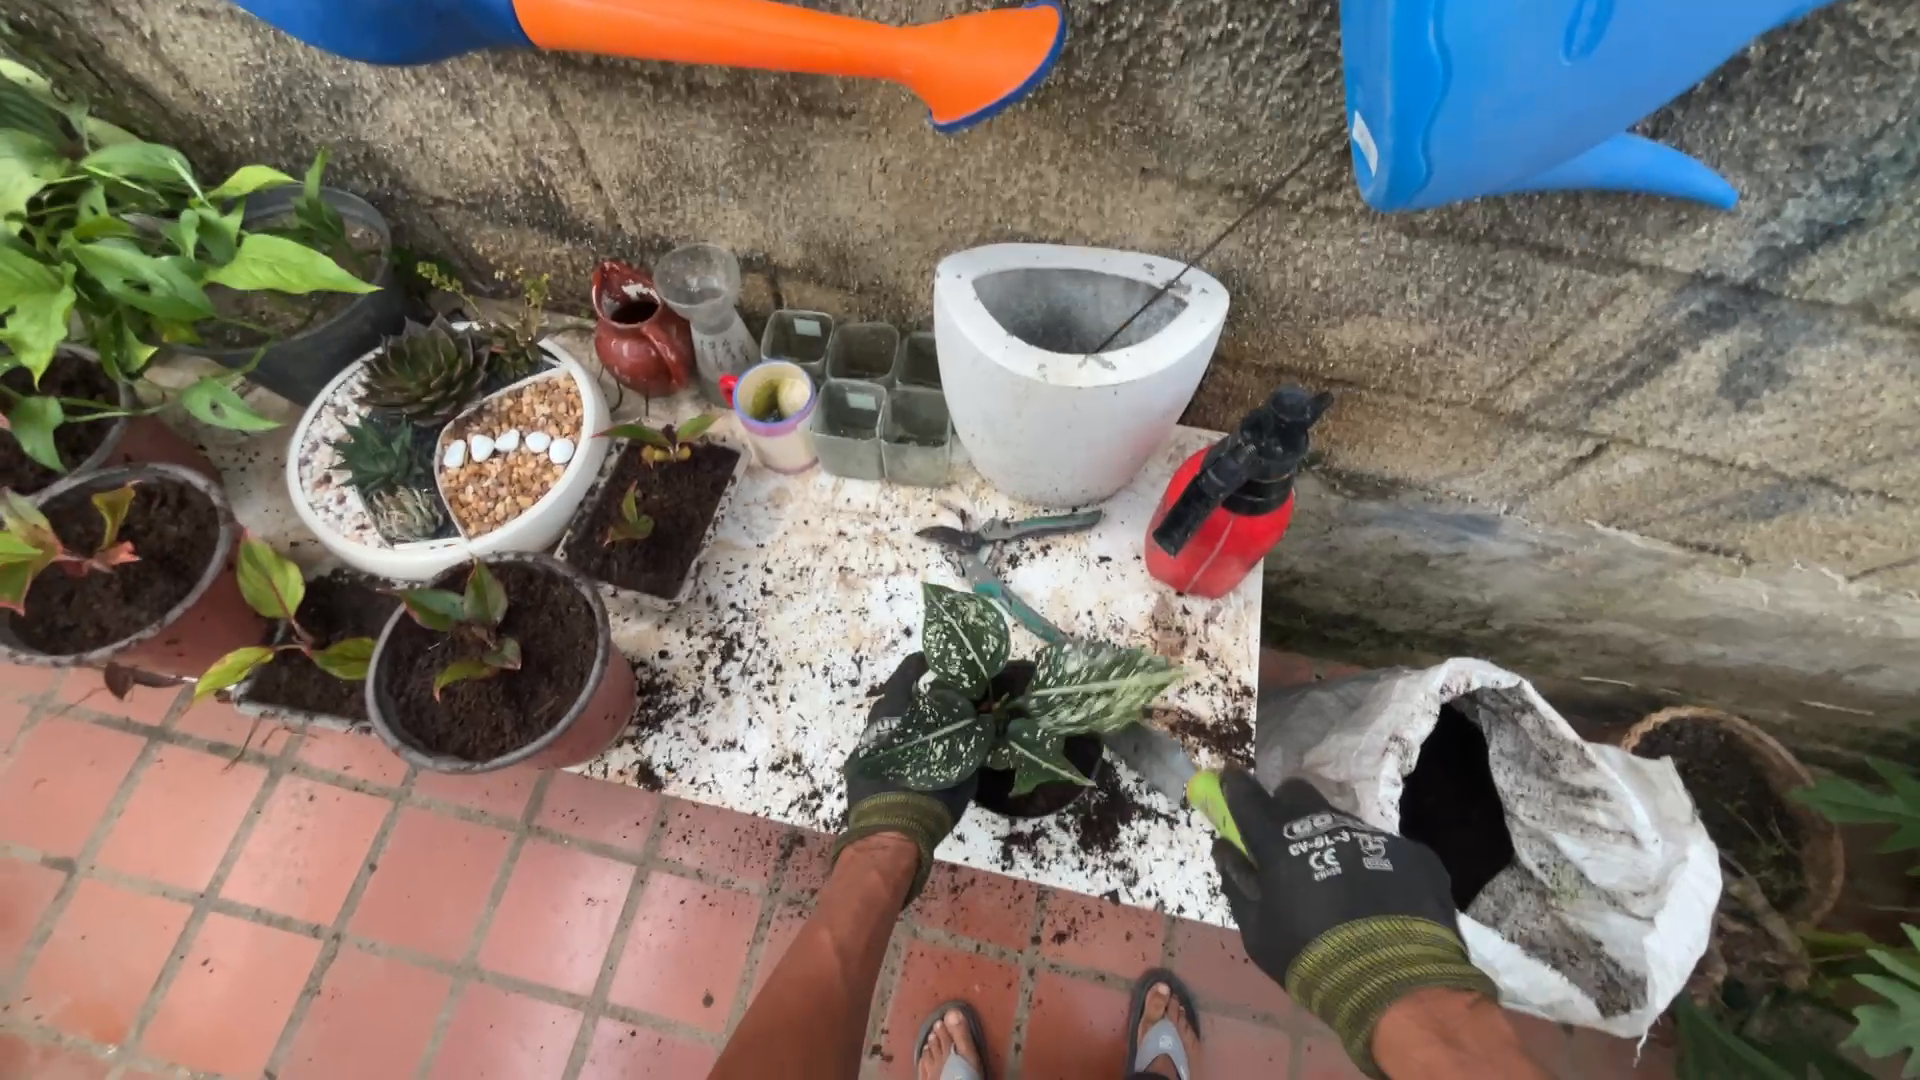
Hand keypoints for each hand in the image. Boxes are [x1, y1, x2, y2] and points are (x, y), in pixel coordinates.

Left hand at [834, 653, 975, 902]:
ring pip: (887, 727)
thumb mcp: (962, 772)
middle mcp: (875, 726)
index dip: (923, 664)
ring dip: (907, 725)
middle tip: (943, 702)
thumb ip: (972, 745)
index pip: (908, 674)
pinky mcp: (857, 773)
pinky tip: (914, 761)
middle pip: (895, 700)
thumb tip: (987, 726)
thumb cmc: (927, 798)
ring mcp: (863, 750)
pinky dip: (898, 748)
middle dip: (918, 698)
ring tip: (931, 733)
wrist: (888, 841)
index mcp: (896, 715)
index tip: (939, 662)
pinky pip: (881, 749)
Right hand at [1212, 771, 1497, 1077]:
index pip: (1245, 793)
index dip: (1233, 784)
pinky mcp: (1411, 853)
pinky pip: (1382, 849)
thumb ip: (1237, 882)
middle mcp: (1321, 824)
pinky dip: (1372, 866)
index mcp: (1277, 840)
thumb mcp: (1257, 931)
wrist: (1399, 987)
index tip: (1229, 780)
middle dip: (1285, 806)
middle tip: (1287, 842)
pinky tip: (1380, 901)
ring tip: (1342, 884)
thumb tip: (1224, 848)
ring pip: (1340, 822)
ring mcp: (1369, 835)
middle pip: (1295, 792)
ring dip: (1331, 841)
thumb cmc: (1311, 958)